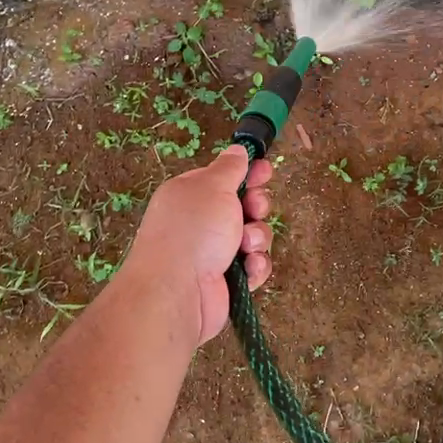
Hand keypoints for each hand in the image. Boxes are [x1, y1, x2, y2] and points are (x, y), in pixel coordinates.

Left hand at [117, 147, 274, 346]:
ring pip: (253, 236)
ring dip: (257, 238)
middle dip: (256, 206)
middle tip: (254, 209)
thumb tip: (236, 149)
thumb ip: (230, 167)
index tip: (265, 170)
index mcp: (191, 195)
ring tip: (247, 245)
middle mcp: (200, 222)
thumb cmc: (193, 229)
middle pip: (244, 206)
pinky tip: (249, 268)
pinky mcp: (226, 282)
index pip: (224, 177)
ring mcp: (213, 254)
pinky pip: (253, 266)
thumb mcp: (213, 186)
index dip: (247, 173)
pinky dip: (255, 266)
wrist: (176, 293)